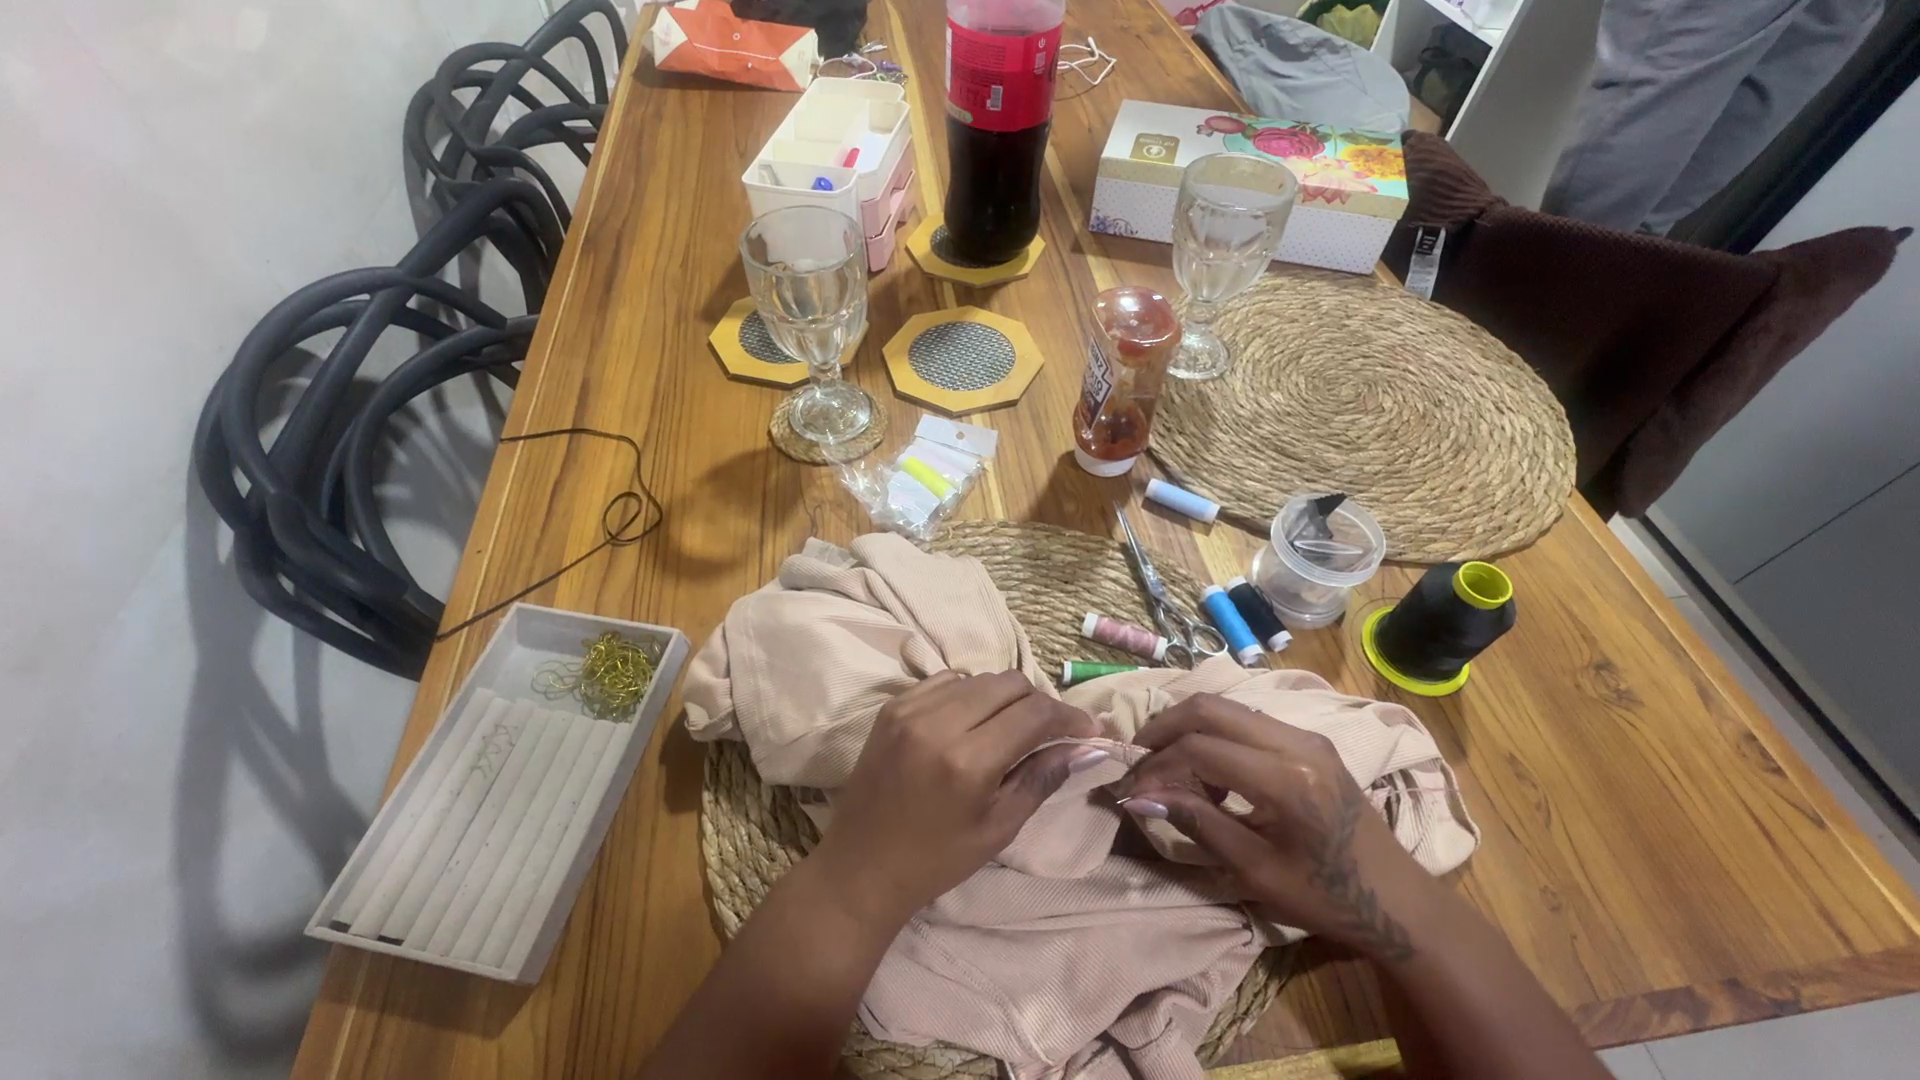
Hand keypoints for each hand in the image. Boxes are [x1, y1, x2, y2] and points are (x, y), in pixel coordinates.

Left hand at [810, 670, 1102, 926]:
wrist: (861, 867)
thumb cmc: (936, 860)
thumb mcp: (999, 828)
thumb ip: (1042, 778)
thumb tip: (1084, 745)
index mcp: (968, 760)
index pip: (1034, 713)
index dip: (1069, 716)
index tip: (1088, 729)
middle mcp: (938, 723)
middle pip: (1010, 683)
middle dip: (1039, 703)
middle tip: (1051, 731)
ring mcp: (910, 710)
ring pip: (979, 677)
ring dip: (1005, 697)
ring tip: (1011, 727)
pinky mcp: (892, 707)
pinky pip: (945, 680)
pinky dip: (969, 693)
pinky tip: (973, 721)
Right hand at [1113, 694, 1436, 959]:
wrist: (1400, 902)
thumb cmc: (1327, 897)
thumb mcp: (1256, 870)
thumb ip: (1197, 823)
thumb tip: (1140, 797)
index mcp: (1286, 779)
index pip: (1199, 749)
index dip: (1156, 766)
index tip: (1130, 789)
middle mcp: (1296, 742)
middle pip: (1209, 708)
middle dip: (1164, 728)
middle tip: (1138, 759)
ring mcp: (1307, 736)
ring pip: (1227, 708)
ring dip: (1188, 730)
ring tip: (1168, 769)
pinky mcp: (1310, 741)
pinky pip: (1247, 722)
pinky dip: (1215, 736)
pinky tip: (1207, 772)